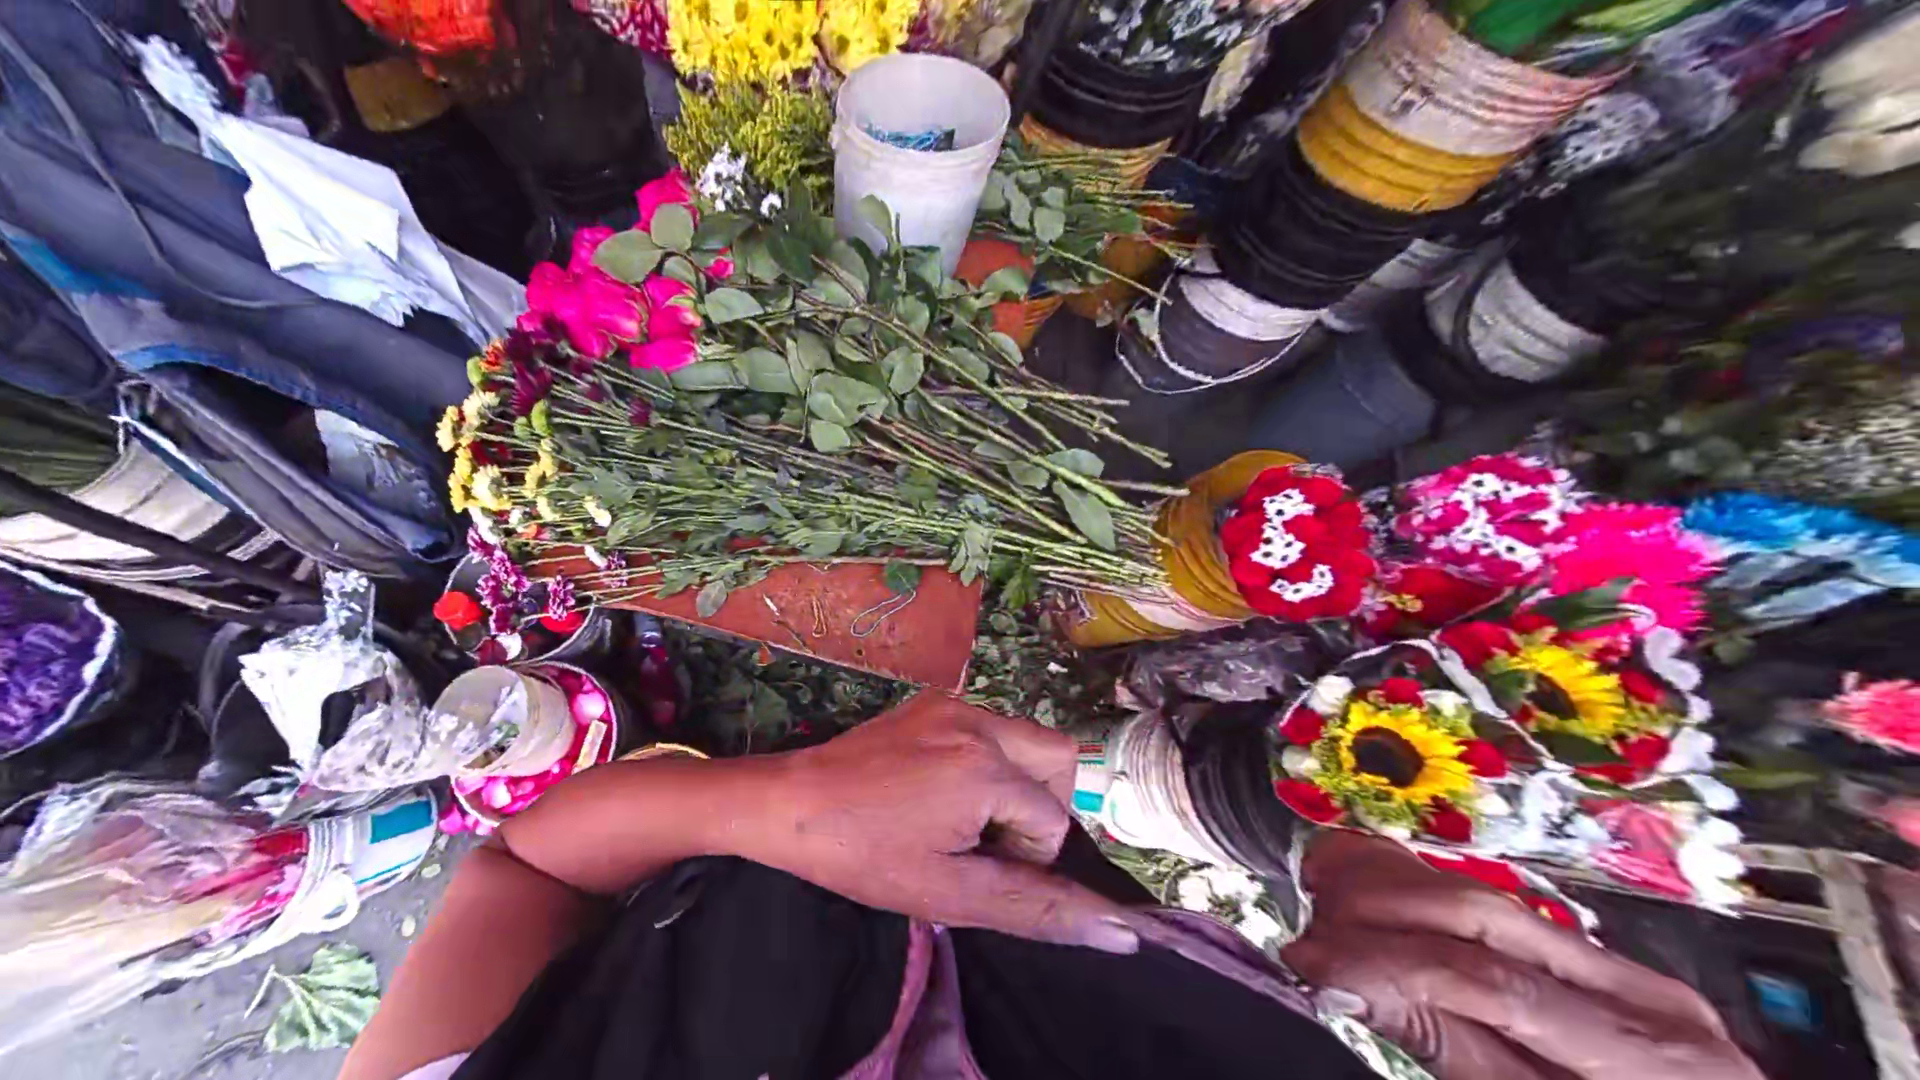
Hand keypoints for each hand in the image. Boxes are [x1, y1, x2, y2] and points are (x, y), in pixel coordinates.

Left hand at [737, 691, 1138, 953]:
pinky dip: (991, 759)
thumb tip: (1120, 930)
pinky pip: (994, 726)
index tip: (975, 862)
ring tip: (967, 812)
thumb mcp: (951, 894)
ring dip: (1019, 780)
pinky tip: (946, 785)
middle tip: (989, 834)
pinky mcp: (936, 700)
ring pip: (1030, 738)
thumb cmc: (866, 855)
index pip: (1054, 819)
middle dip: (1043, 804)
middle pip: (1060, 758)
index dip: (1026, 855)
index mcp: (985, 768)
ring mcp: (956, 703)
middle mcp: (980, 722)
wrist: (792, 804)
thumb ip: (1037, 906)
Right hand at [1282, 831, 1762, 1079]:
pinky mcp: (1572, 943)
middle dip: (1378, 906)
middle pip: (1479, 913)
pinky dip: (1405, 881)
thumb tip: (1338, 980)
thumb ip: (1441, 1046)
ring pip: (1472, 888)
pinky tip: (1353, 880)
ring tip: (1321, 896)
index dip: (1386, 960)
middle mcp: (1637, 987)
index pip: (1490, 981)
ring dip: (1383, 883)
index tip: (1308, 958)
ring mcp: (1611, 958)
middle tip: (1311, 924)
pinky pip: (1476, 892)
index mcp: (1650, 1057)